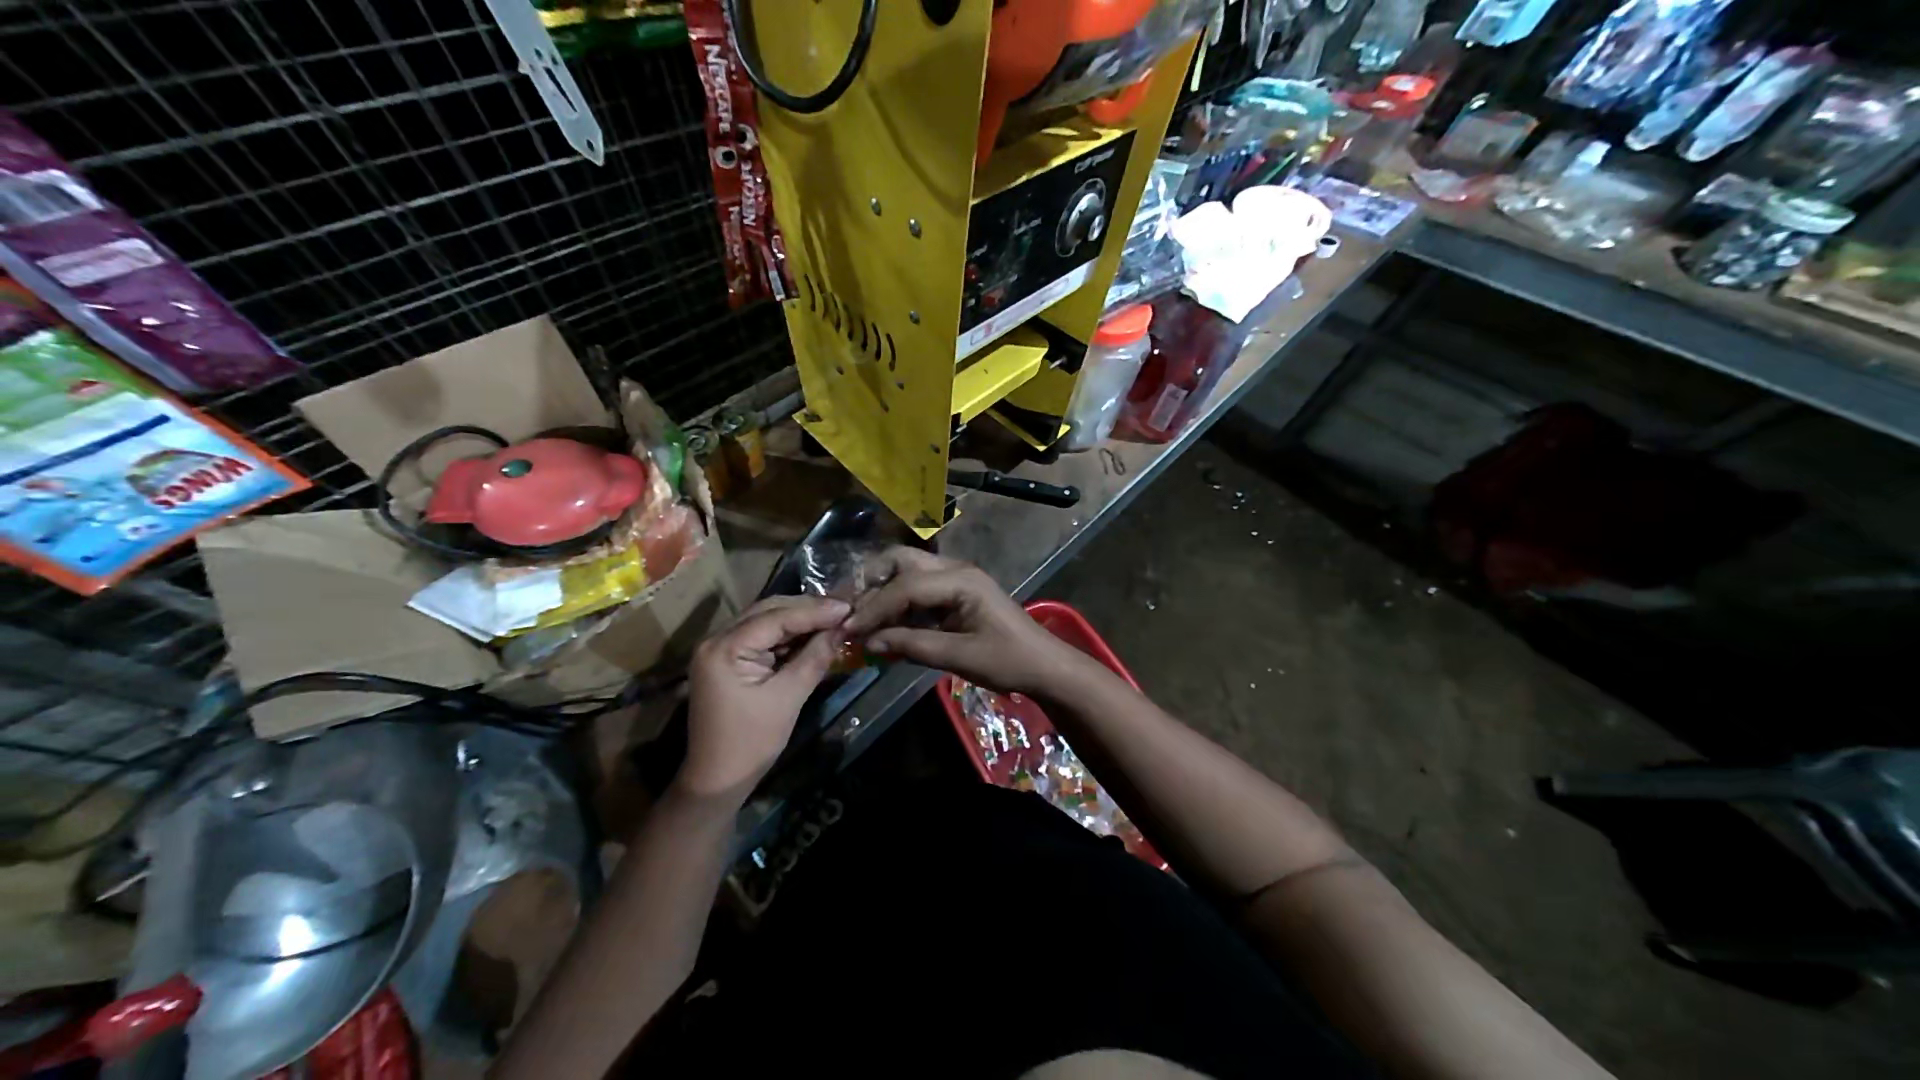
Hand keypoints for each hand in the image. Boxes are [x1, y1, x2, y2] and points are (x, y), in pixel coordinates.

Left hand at [679, 595, 848, 799]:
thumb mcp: (788, 697)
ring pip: (765, 621)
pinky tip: (812, 634)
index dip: (814, 611)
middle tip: (843, 609)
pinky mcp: (727, 660)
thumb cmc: (751, 741)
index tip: (847, 607)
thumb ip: (814, 658)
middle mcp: (717, 640)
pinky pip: (761, 637)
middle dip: (807, 609)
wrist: (717, 779)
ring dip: (798, 619)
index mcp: (725, 648)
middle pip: (768, 611)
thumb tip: (842, 629)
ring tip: (833, 618)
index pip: (776, 617)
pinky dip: (787, 635)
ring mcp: (719, 649)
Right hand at [843, 548, 1087, 695]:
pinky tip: (882, 624)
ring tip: (858, 617)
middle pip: (901, 562)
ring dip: (880, 591)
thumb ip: (912, 645)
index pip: (905, 585)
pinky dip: (896, 603)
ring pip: (906, 572)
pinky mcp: (953, 594)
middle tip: (847, 609)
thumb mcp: (959, 657)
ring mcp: (954, 579)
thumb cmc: (1009, 660)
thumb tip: (868, 642)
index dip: (874, 606)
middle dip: (870, 582)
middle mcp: (955, 570)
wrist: (1044, 666)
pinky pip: (916, 589)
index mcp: (961, 580)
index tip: (848, 627)